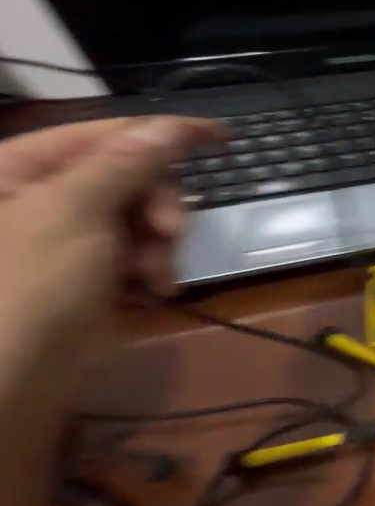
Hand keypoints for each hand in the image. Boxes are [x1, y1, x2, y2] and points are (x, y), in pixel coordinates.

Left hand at [0, 116, 223, 359]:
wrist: (9, 379)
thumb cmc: (23, 288)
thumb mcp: (73, 215)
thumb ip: (124, 165)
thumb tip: (171, 126)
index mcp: (9, 173)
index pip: (99, 134)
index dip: (161, 133)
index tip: (222, 137)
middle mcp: (28, 200)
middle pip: (126, 179)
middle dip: (158, 209)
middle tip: (169, 235)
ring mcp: (53, 241)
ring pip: (138, 221)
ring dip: (160, 249)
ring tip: (154, 279)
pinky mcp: (78, 275)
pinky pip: (134, 255)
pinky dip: (151, 272)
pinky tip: (148, 292)